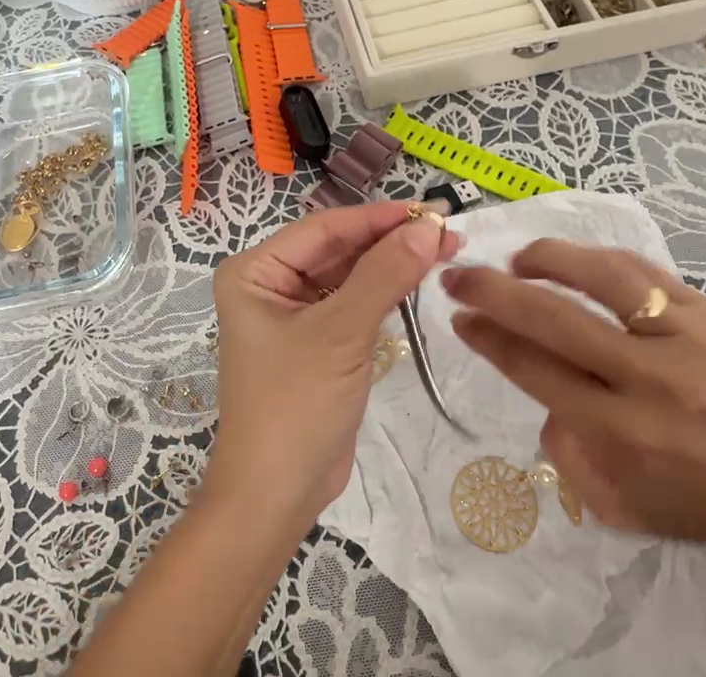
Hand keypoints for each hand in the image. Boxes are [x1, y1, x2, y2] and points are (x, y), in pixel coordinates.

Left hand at [207, 202, 459, 528]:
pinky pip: (352, 305)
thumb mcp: (340, 334)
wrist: (276, 493)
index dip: (379, 218)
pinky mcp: (316, 344)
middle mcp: (269, 285)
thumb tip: (428, 227)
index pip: (324, 229)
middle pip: (338, 250)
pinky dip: (384, 294)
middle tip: (450, 233)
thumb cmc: (295, 405)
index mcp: (255, 272)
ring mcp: (292, 316)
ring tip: (446, 252)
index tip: (434, 211)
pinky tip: (419, 282)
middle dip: (390, 242)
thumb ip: (384, 276)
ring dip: (392, 266)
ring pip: (349, 276)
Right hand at [443, 242, 705, 562]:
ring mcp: (682, 338)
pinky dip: (597, 259)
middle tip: (456, 278)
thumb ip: (571, 458)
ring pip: (598, 278)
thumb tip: (545, 401)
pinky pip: (643, 273)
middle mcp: (645, 380)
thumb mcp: (629, 509)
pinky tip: (575, 260)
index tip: (461, 319)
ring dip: (545, 260)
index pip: (533, 369)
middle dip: (491, 292)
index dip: (488, 338)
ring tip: (515, 258)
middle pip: (550, 319)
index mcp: (621, 435)